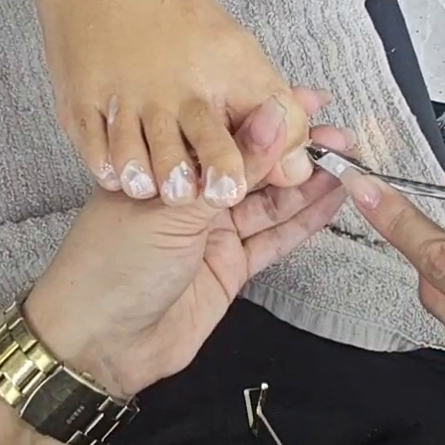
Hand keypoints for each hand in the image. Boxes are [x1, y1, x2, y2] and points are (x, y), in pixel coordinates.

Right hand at [23, 0, 313, 208]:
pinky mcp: (80, 98)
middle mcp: (176, 86)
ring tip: (160, 185)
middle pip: (212, 163)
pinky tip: (121, 168)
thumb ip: (265, 102)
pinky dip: (112, 171)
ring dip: (159, 184)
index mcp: (224, 67)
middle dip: (218, 187)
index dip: (268, 169)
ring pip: (149, 170)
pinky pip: (98, 156)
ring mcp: (124, 95)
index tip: (257, 176)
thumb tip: (298, 164)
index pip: (266, 136)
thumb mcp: (230, 40)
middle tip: (211, 192)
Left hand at [24, 94, 348, 398]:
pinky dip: (301, 223)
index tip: (310, 101)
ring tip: (346, 164)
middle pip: (253, 167)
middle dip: (296, 151)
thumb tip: (276, 112)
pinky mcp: (229, 267)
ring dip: (306, 185)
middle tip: (340, 135)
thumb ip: (234, 166)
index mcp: (170, 166)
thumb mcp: (176, 207)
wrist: (98, 343)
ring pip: (269, 202)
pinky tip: (330, 203)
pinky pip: (272, 239)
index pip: (228, 132)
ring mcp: (212, 232)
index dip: (270, 116)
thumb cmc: (116, 263)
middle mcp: (193, 194)